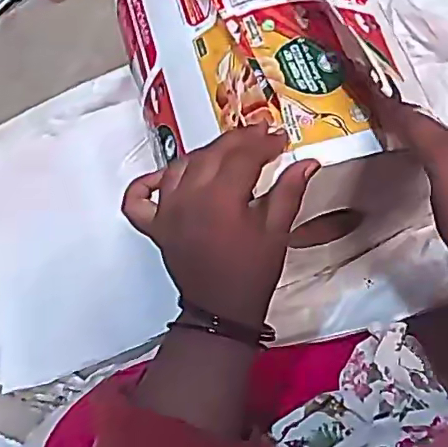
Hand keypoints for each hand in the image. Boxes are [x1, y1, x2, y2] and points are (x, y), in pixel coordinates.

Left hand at [122, 126, 319, 326]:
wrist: (222, 311)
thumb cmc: (253, 272)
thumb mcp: (277, 231)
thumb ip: (289, 191)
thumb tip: (307, 162)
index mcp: (221, 198)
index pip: (242, 156)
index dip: (264, 143)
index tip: (280, 138)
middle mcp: (188, 198)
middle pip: (212, 153)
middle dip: (239, 140)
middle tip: (261, 135)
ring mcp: (166, 211)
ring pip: (181, 165)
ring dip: (205, 153)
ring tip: (228, 152)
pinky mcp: (154, 226)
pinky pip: (139, 197)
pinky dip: (147, 182)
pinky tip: (166, 176)